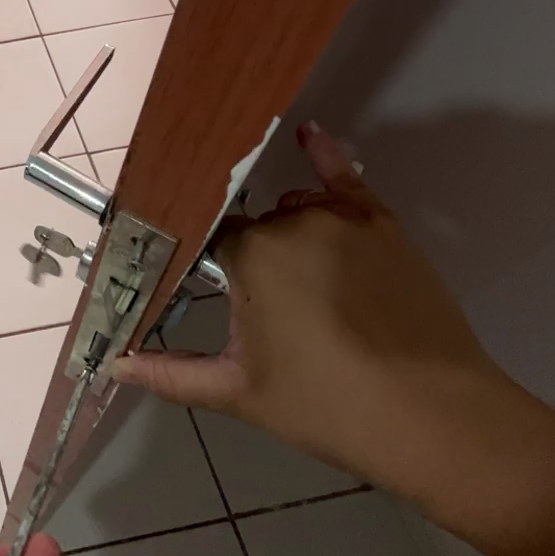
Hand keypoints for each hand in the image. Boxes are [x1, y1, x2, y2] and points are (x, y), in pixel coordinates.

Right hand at [110, 121, 514, 487]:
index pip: (210, 237)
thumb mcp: (238, 392)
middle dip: (249, 259)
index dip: (206, 261)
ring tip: (304, 290)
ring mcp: (342, 219)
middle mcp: (290, 222)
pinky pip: (344, 178)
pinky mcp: (383, 224)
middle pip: (252, 226)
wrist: (439, 422)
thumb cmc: (328, 406)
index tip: (204, 284)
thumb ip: (169, 374)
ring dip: (286, 236)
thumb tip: (115, 364)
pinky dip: (324, 155)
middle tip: (263, 309)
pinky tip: (308, 133)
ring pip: (292, 211)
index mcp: (250, 253)